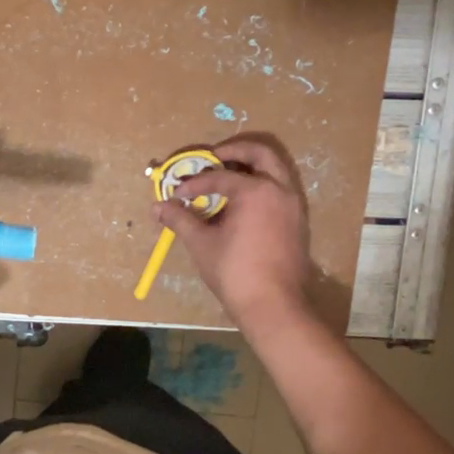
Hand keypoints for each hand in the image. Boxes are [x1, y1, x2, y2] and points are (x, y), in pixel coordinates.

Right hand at [155, 132, 314, 335]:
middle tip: (212, 157)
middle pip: (259, 153)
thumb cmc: (234, 271)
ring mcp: (293, 204)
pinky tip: (241, 203)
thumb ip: (180, 220)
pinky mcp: (297, 220)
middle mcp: (279, 189)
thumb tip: (157, 207)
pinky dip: (261, 185)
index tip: (177, 193)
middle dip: (234, 150)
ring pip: (274, 170)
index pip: (220, 176)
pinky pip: (279, 189)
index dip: (195, 182)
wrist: (273, 303)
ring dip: (250, 167)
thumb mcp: (201, 244)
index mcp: (256, 191)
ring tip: (226, 178)